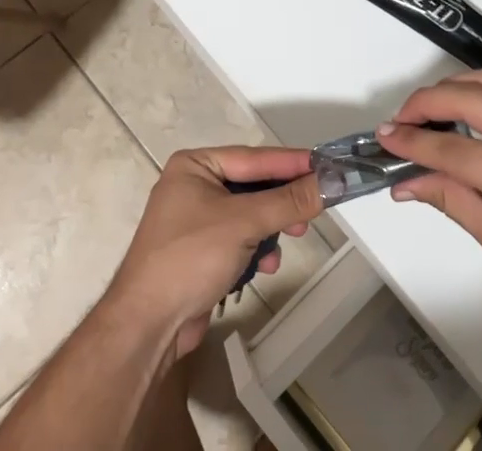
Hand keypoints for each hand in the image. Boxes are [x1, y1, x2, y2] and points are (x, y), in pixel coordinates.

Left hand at [105, 146, 322, 355]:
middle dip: (282, 202)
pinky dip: (256, 250)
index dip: (294, 163)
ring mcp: (196, 220)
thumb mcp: (244, 222)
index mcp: (194, 165)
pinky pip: (241, 238)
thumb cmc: (190, 258)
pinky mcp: (202, 251)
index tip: (330, 165)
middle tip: (313, 210)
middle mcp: (194, 186)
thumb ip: (290, 200)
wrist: (148, 324)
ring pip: (251, 214)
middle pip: (254, 186)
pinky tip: (264, 267)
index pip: (255, 157)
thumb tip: (333, 181)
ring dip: (271, 230)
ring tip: (291, 239)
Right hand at [377, 70, 481, 297]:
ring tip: (426, 108)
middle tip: (401, 120)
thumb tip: (403, 182)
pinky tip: (460, 101)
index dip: (414, 142)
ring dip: (451, 87)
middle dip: (426, 102)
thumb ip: (450, 200)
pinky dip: (478, 85)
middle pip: (471, 99)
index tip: (385, 137)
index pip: (456, 150)